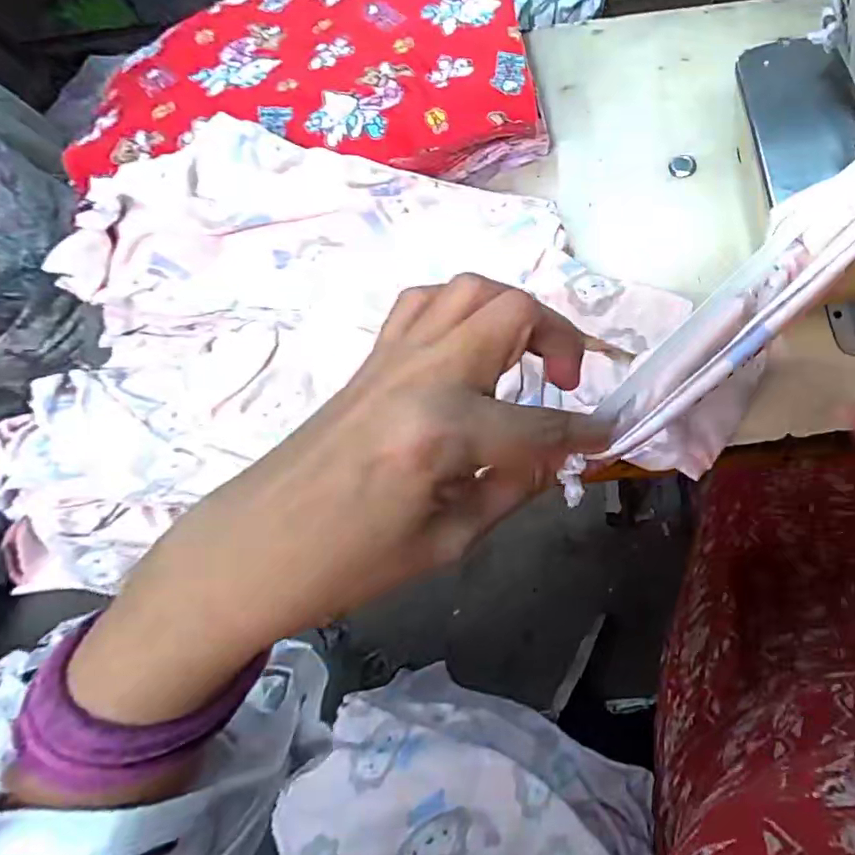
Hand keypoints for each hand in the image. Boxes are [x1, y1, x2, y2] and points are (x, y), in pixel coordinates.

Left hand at [67, 275, 608, 723]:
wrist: (244, 555)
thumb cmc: (347, 565)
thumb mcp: (449, 542)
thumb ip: (516, 487)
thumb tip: (560, 454)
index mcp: (440, 432)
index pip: (540, 425)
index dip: (585, 434)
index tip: (609, 436)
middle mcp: (421, 376)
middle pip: (514, 314)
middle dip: (563, 340)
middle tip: (568, 381)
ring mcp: (393, 357)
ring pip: (473, 289)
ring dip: (517, 312)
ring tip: (528, 355)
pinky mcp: (373, 356)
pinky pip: (430, 301)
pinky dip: (468, 309)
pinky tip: (475, 347)